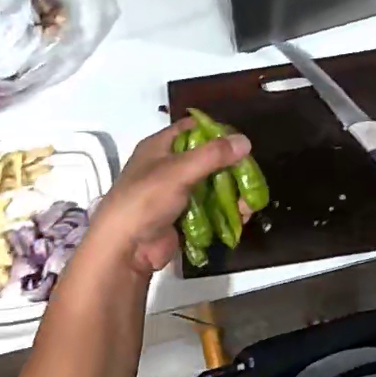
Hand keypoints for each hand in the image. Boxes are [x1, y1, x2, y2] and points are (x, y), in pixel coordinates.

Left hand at [86, 119, 252, 275]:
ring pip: (210, 186)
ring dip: (230, 193)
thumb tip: (245, 141)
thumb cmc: (145, 200)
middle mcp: (166, 167)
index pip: (191, 128)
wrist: (125, 248)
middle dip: (230, 168)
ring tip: (249, 204)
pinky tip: (240, 217)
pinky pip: (207, 210)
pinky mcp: (180, 217)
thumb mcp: (179, 171)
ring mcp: (174, 194)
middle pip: (206, 159)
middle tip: (251, 176)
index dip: (215, 131)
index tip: (240, 140)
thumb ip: (212, 155)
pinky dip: (224, 212)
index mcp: (159, 147)